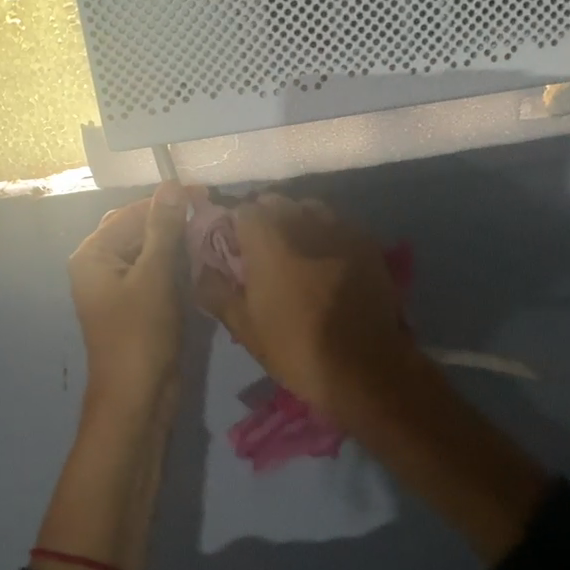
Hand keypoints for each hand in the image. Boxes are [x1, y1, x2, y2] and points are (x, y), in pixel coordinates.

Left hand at [67, 183, 204, 405]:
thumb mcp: (155, 276)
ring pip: (153, 253)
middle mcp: (101, 267)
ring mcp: (120, 288)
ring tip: (214, 234)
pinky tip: (205, 261)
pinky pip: (159, 275)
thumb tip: (172, 184)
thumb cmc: (140, 334)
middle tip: (213, 213)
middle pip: (140, 231)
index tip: (206, 193)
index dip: (167, 201)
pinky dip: (179, 266)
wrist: (138, 398)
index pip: (131, 213)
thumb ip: (164, 228)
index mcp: (93, 255)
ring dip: (180, 244)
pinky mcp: (139, 306)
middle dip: (175, 222)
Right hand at [195, 193, 412, 417]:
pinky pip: (339, 224)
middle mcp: (303, 222)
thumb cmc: (297, 348)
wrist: (365, 367)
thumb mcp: (245, 328)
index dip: (234, 227)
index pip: (243, 210)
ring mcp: (339, 229)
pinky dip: (327, 233)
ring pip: (310, 209)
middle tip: (262, 253)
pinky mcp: (367, 243)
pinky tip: (327, 259)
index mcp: (268, 238)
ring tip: (296, 252)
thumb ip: (217, 293)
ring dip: (297, 221)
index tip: (234, 250)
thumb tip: (202, 272)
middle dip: (264, 219)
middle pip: (276, 203)